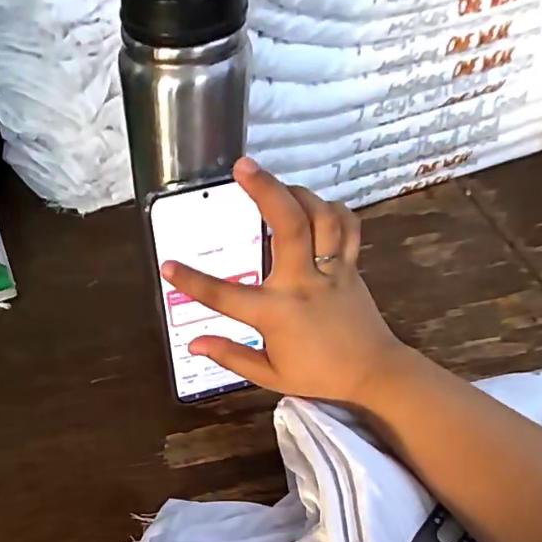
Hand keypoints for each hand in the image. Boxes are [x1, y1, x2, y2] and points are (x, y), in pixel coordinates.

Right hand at [162, 157, 415, 405]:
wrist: (374, 373)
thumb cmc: (320, 376)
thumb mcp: (271, 375)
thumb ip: (232, 356)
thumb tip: (195, 343)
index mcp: (277, 313)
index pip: (226, 296)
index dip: (192, 282)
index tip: (167, 266)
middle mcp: (303, 284)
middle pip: (287, 225)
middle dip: (264, 189)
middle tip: (242, 165)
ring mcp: (331, 271)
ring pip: (320, 217)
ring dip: (297, 193)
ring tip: (276, 184)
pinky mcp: (351, 267)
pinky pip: (347, 227)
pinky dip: (333, 209)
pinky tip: (316, 205)